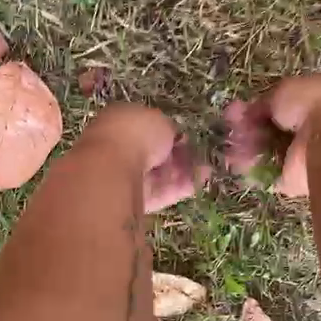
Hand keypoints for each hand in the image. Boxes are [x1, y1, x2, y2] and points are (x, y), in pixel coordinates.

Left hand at [77, 103, 208, 211]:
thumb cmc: (136, 133)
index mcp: (119, 120)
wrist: (114, 168)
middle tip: (199, 157)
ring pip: (157, 174)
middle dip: (176, 156)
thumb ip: (168, 128)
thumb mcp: (160, 120)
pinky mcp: (130, 200)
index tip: (186, 139)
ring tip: (206, 171)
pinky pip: (157, 193)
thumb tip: (173, 137)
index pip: (146, 128)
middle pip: (152, 154)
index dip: (168, 133)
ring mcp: (121, 175)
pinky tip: (198, 184)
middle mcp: (117, 147)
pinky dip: (177, 189)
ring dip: (181, 173)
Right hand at [222, 73, 320, 197]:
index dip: (253, 110)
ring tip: (229, 145)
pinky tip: (233, 161)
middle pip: (267, 131)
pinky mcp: (291, 181)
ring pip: (263, 152)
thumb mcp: (283, 90)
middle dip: (246, 129)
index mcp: (309, 104)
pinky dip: (248, 169)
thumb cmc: (309, 104)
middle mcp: (305, 131)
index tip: (233, 111)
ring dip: (244, 148)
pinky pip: (264, 174)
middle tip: (229, 128)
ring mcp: (298, 157)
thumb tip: (247, 113)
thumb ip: (264, 103)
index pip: (276, 108)